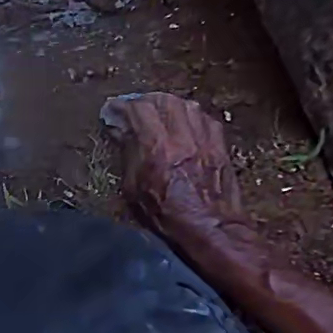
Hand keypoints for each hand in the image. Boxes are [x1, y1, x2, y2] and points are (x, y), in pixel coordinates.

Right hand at [99, 92, 245, 241]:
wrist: (211, 232)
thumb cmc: (167, 218)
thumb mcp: (134, 189)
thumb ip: (128, 154)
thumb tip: (120, 131)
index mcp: (157, 148)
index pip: (137, 109)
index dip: (121, 106)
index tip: (112, 111)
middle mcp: (182, 138)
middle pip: (163, 100)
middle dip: (145, 101)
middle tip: (135, 109)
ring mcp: (205, 140)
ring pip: (187, 105)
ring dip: (169, 105)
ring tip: (159, 113)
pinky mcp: (220, 147)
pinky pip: (206, 119)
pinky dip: (192, 116)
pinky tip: (185, 125)